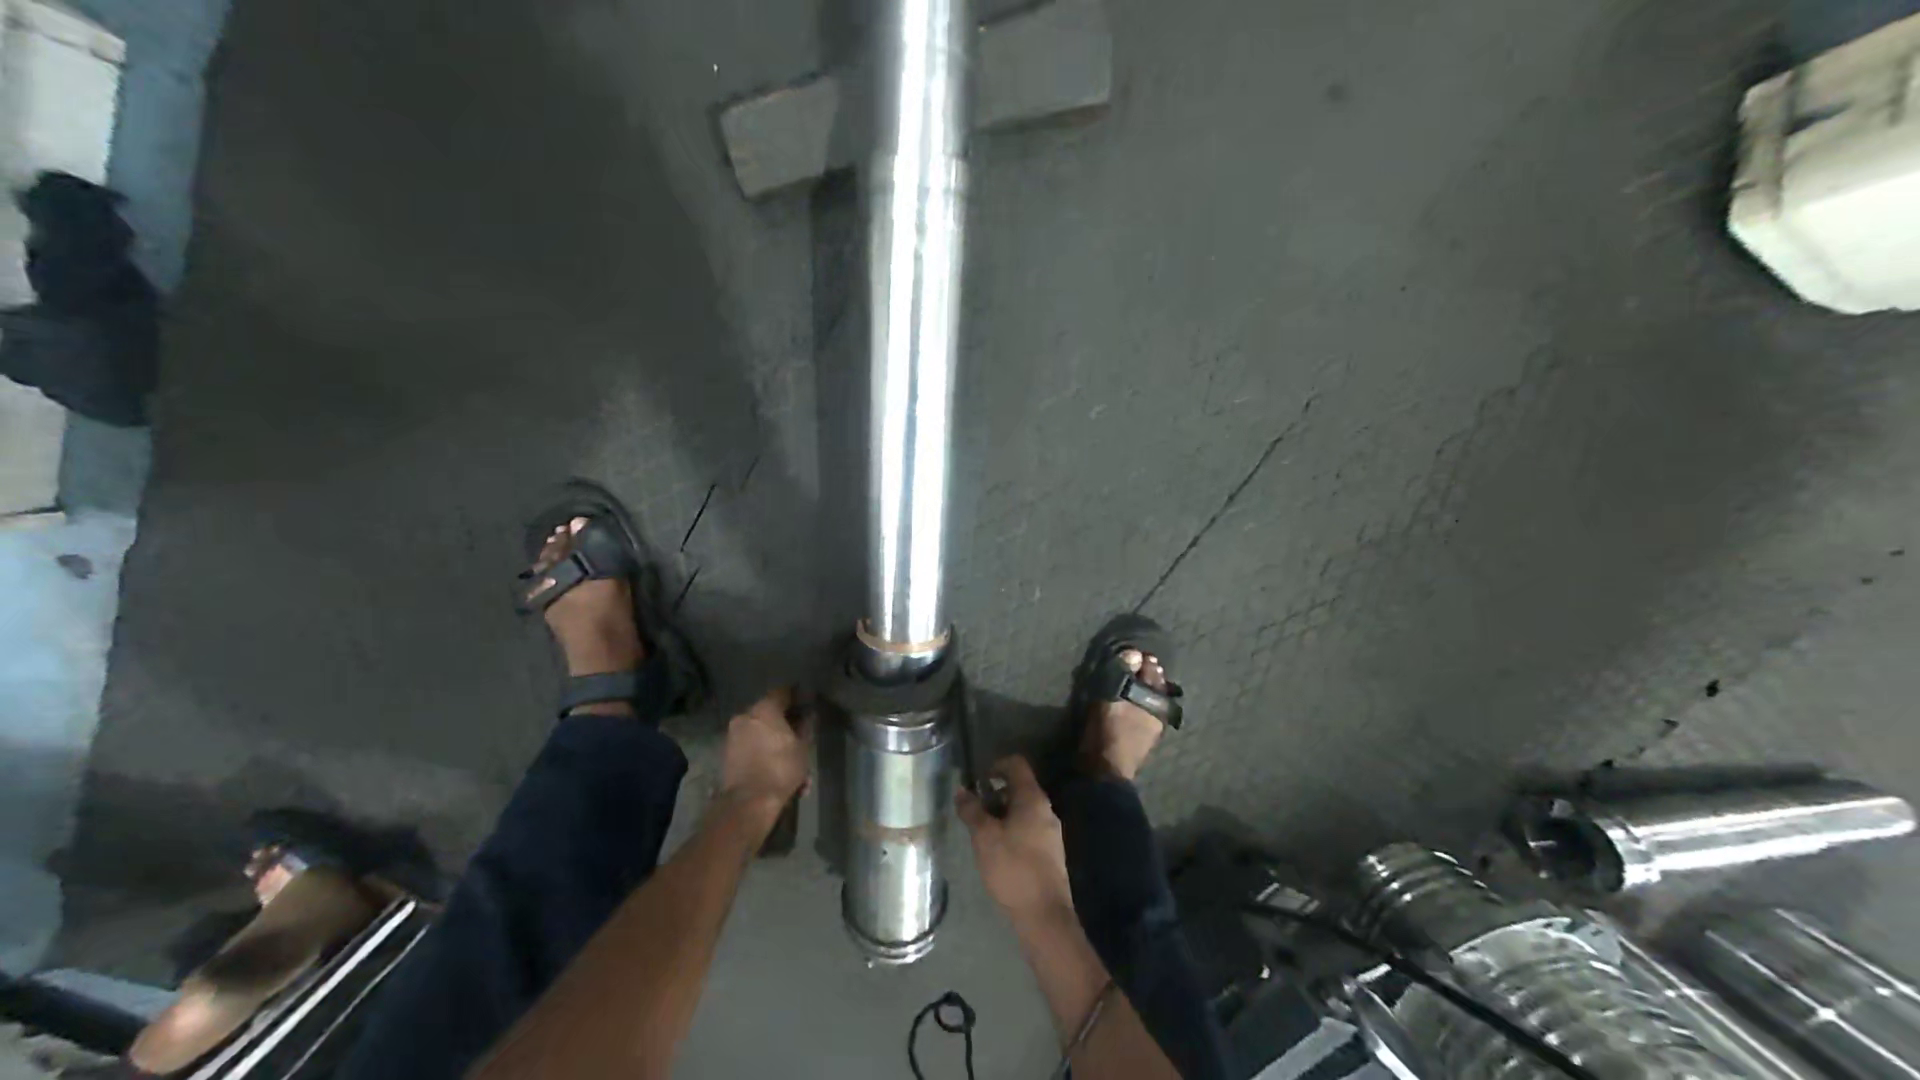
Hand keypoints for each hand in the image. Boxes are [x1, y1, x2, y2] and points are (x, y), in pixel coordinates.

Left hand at [720, 687, 812, 808]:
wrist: (749, 802)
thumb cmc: (781, 768)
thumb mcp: (802, 748)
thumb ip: (805, 727)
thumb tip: (807, 716)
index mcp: (764, 709)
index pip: (782, 692)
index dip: (796, 696)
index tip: (806, 702)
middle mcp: (746, 717)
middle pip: (770, 714)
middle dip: (786, 725)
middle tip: (801, 735)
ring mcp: (734, 736)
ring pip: (761, 734)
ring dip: (776, 744)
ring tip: (793, 766)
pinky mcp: (728, 754)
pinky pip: (751, 748)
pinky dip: (764, 755)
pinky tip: (778, 773)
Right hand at [956, 756, 1072, 920]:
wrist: (1044, 914)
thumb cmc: (1012, 868)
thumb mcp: (984, 837)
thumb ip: (972, 810)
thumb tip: (962, 789)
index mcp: (1033, 799)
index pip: (1016, 764)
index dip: (995, 765)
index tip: (977, 780)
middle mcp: (1046, 809)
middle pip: (1019, 787)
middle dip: (995, 794)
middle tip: (974, 811)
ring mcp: (1051, 831)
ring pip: (1023, 809)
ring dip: (1002, 813)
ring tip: (981, 833)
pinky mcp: (1051, 851)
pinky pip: (1029, 827)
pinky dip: (1012, 829)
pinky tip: (998, 850)